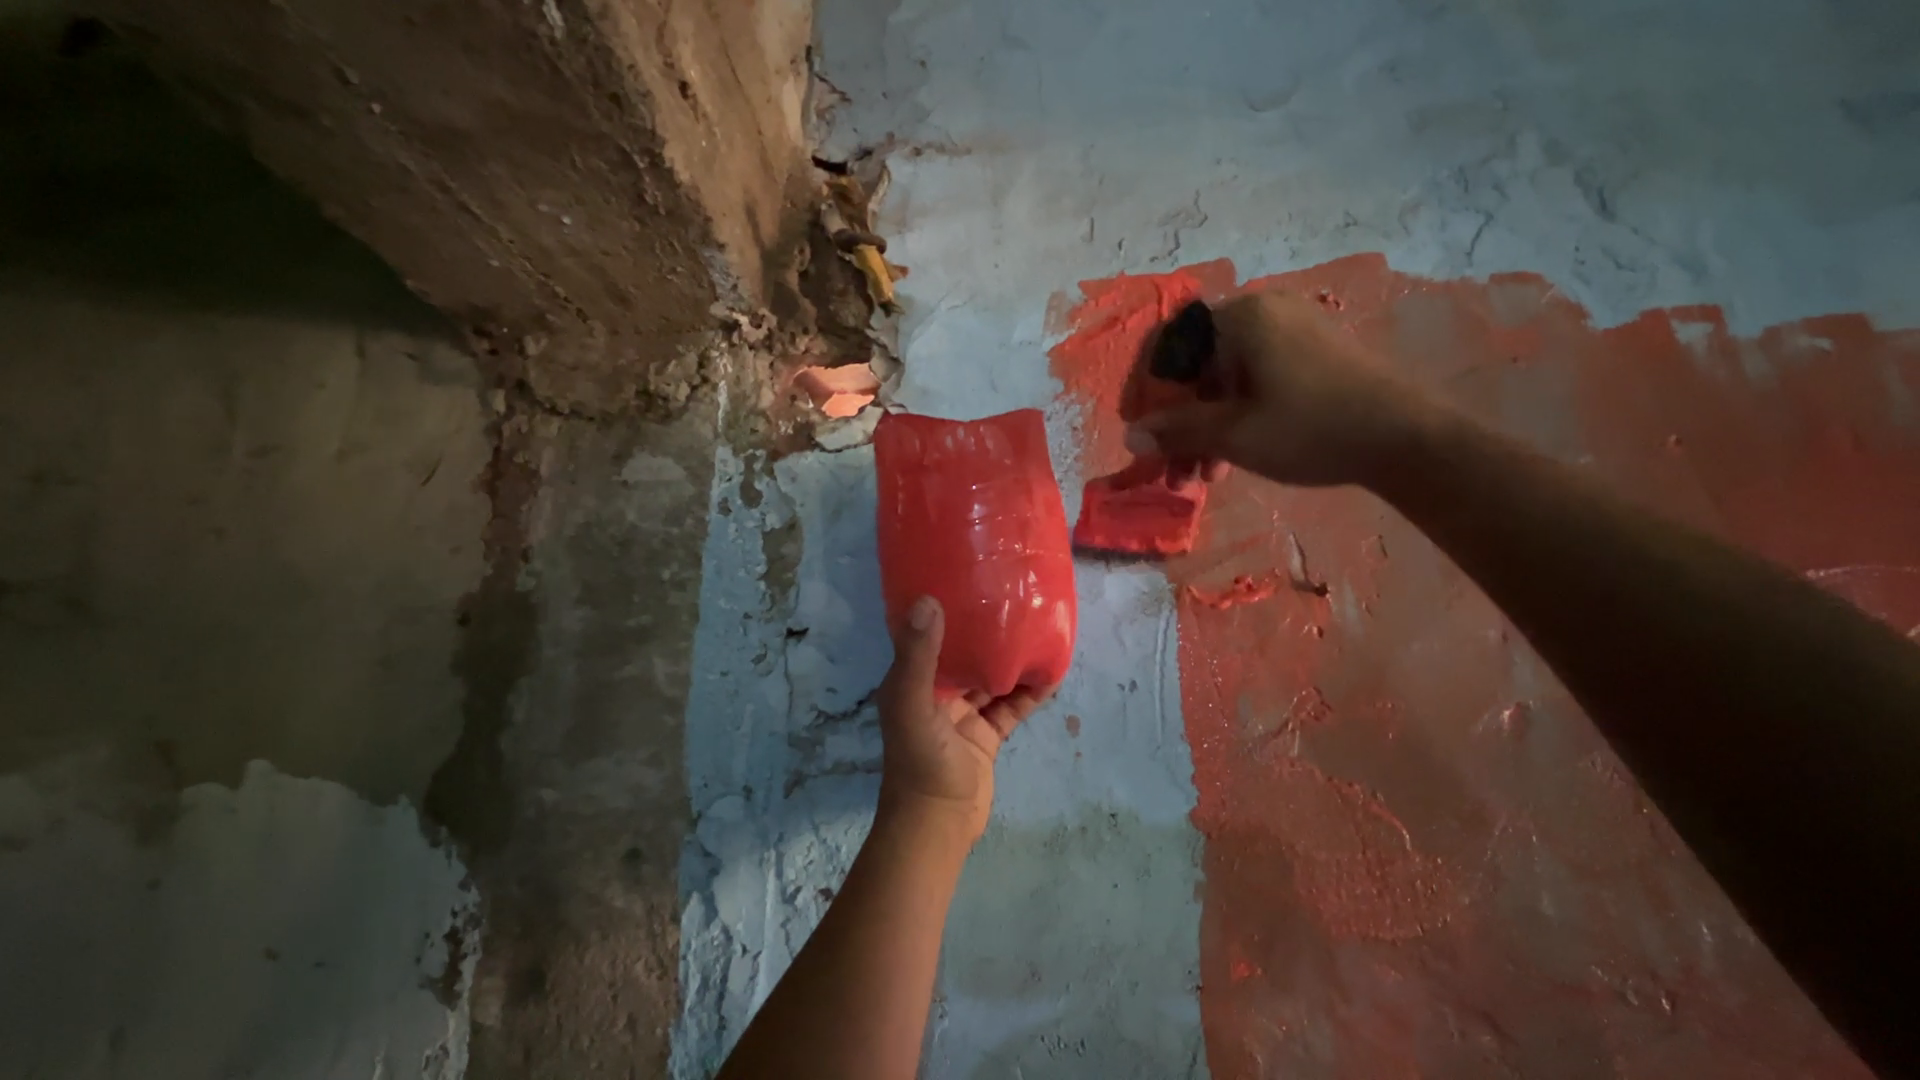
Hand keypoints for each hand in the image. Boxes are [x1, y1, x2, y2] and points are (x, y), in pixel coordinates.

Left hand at [876, 596, 1050, 841]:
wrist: (938, 824)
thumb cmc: (920, 761)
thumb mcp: (912, 703)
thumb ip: (919, 655)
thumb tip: (929, 599)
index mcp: (911, 680)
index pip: (928, 635)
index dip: (946, 608)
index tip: (970, 579)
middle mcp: (936, 693)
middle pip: (964, 652)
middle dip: (986, 629)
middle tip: (1014, 598)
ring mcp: (964, 715)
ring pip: (991, 678)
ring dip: (1012, 658)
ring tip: (1038, 628)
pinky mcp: (987, 735)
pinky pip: (1011, 706)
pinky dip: (1030, 692)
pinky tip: (1051, 673)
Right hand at [1127, 290, 1443, 488]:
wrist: (1407, 438)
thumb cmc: (1309, 429)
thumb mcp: (1233, 434)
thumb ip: (1176, 430)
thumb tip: (1131, 435)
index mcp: (1241, 317)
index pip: (1169, 346)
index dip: (1146, 392)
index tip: (1140, 434)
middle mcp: (1265, 311)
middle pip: (1198, 366)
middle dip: (1180, 423)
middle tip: (1174, 471)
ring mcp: (1294, 329)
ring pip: (1228, 379)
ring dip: (1208, 427)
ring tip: (1206, 477)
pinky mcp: (1316, 352)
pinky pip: (1258, 380)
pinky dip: (1239, 416)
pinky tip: (1237, 457)